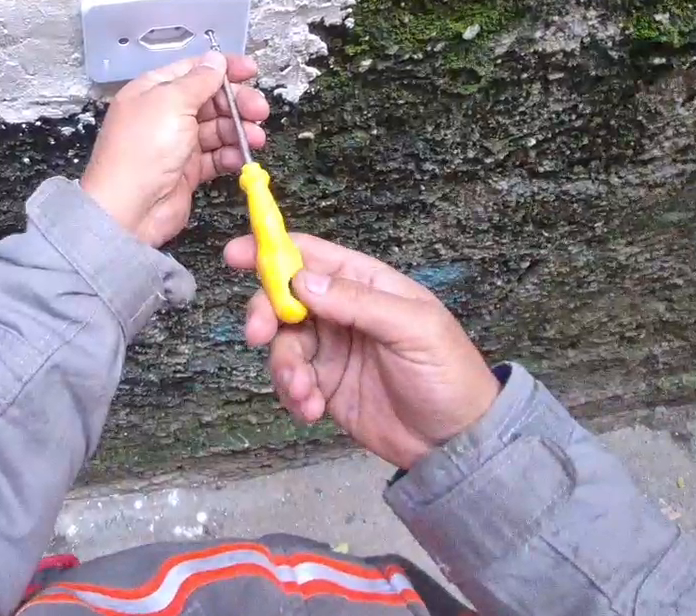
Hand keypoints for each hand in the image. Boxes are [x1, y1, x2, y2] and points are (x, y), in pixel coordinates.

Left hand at [80, 52, 268, 247]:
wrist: (128, 210)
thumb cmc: (141, 150)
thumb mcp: (171, 103)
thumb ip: (198, 80)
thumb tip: (215, 59)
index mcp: (154, 91)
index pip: (194, 70)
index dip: (224, 68)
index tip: (252, 70)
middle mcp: (165, 114)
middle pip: (210, 99)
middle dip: (237, 102)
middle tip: (260, 110)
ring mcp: (176, 143)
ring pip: (217, 128)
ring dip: (239, 130)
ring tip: (255, 137)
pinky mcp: (187, 171)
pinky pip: (215, 157)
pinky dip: (230, 155)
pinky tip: (241, 158)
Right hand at [229, 234, 499, 470]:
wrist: (460, 447)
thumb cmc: (448, 374)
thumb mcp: (413, 329)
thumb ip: (357, 301)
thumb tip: (300, 279)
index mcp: (363, 282)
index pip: (308, 254)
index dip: (269, 249)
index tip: (235, 255)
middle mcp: (339, 309)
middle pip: (281, 296)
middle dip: (264, 313)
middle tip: (257, 336)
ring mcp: (329, 348)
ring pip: (282, 342)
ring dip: (284, 365)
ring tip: (305, 392)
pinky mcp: (323, 385)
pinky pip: (290, 379)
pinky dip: (292, 393)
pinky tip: (312, 410)